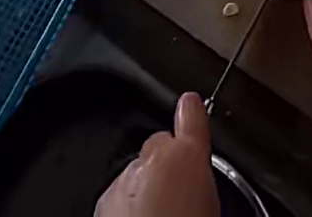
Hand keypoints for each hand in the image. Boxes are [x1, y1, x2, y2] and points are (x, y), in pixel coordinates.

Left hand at [94, 92, 217, 216]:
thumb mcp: (209, 205)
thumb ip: (200, 177)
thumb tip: (194, 175)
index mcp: (187, 155)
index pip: (190, 112)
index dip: (190, 109)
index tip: (190, 103)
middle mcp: (153, 159)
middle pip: (160, 145)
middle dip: (165, 164)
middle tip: (175, 196)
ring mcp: (125, 180)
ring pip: (137, 172)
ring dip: (144, 188)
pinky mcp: (102, 203)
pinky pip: (119, 195)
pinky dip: (125, 207)